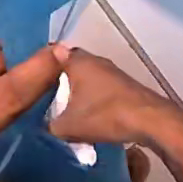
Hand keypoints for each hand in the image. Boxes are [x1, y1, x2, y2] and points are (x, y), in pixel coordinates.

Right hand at [48, 49, 182, 149]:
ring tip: (67, 111)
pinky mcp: (125, 85)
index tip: (33, 84)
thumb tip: (47, 125)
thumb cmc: (104, 116)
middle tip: (48, 101)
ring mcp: (113, 71)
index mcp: (77, 61)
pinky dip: (94, 98)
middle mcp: (96, 60)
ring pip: (88, 78)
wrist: (149, 121)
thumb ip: (50, 125)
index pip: (53, 55)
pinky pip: (101, 88)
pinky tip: (90, 115)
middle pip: (71, 67)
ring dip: (79, 92)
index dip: (42, 68)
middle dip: (60, 82)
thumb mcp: (67, 126)